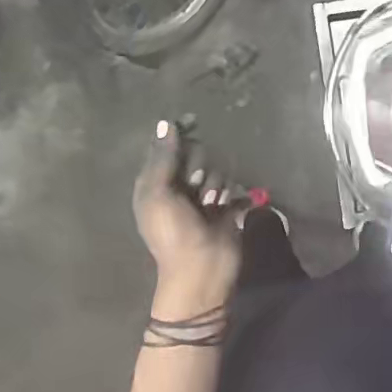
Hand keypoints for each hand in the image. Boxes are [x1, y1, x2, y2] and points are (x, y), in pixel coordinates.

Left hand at [133, 120, 243, 316]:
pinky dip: (232, 193)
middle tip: (196, 185)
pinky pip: (234, 184)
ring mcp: (204, 195)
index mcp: (156, 182)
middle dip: (199, 164)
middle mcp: (180, 185)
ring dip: (216, 183)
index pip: (167, 145)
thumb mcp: (158, 195)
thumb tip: (166, 122)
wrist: (202, 270)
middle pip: (196, 153)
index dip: (179, 132)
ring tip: (212, 204)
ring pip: (217, 167)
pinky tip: (227, 206)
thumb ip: (163, 158)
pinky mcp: (227, 205)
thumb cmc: (172, 233)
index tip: (193, 121)